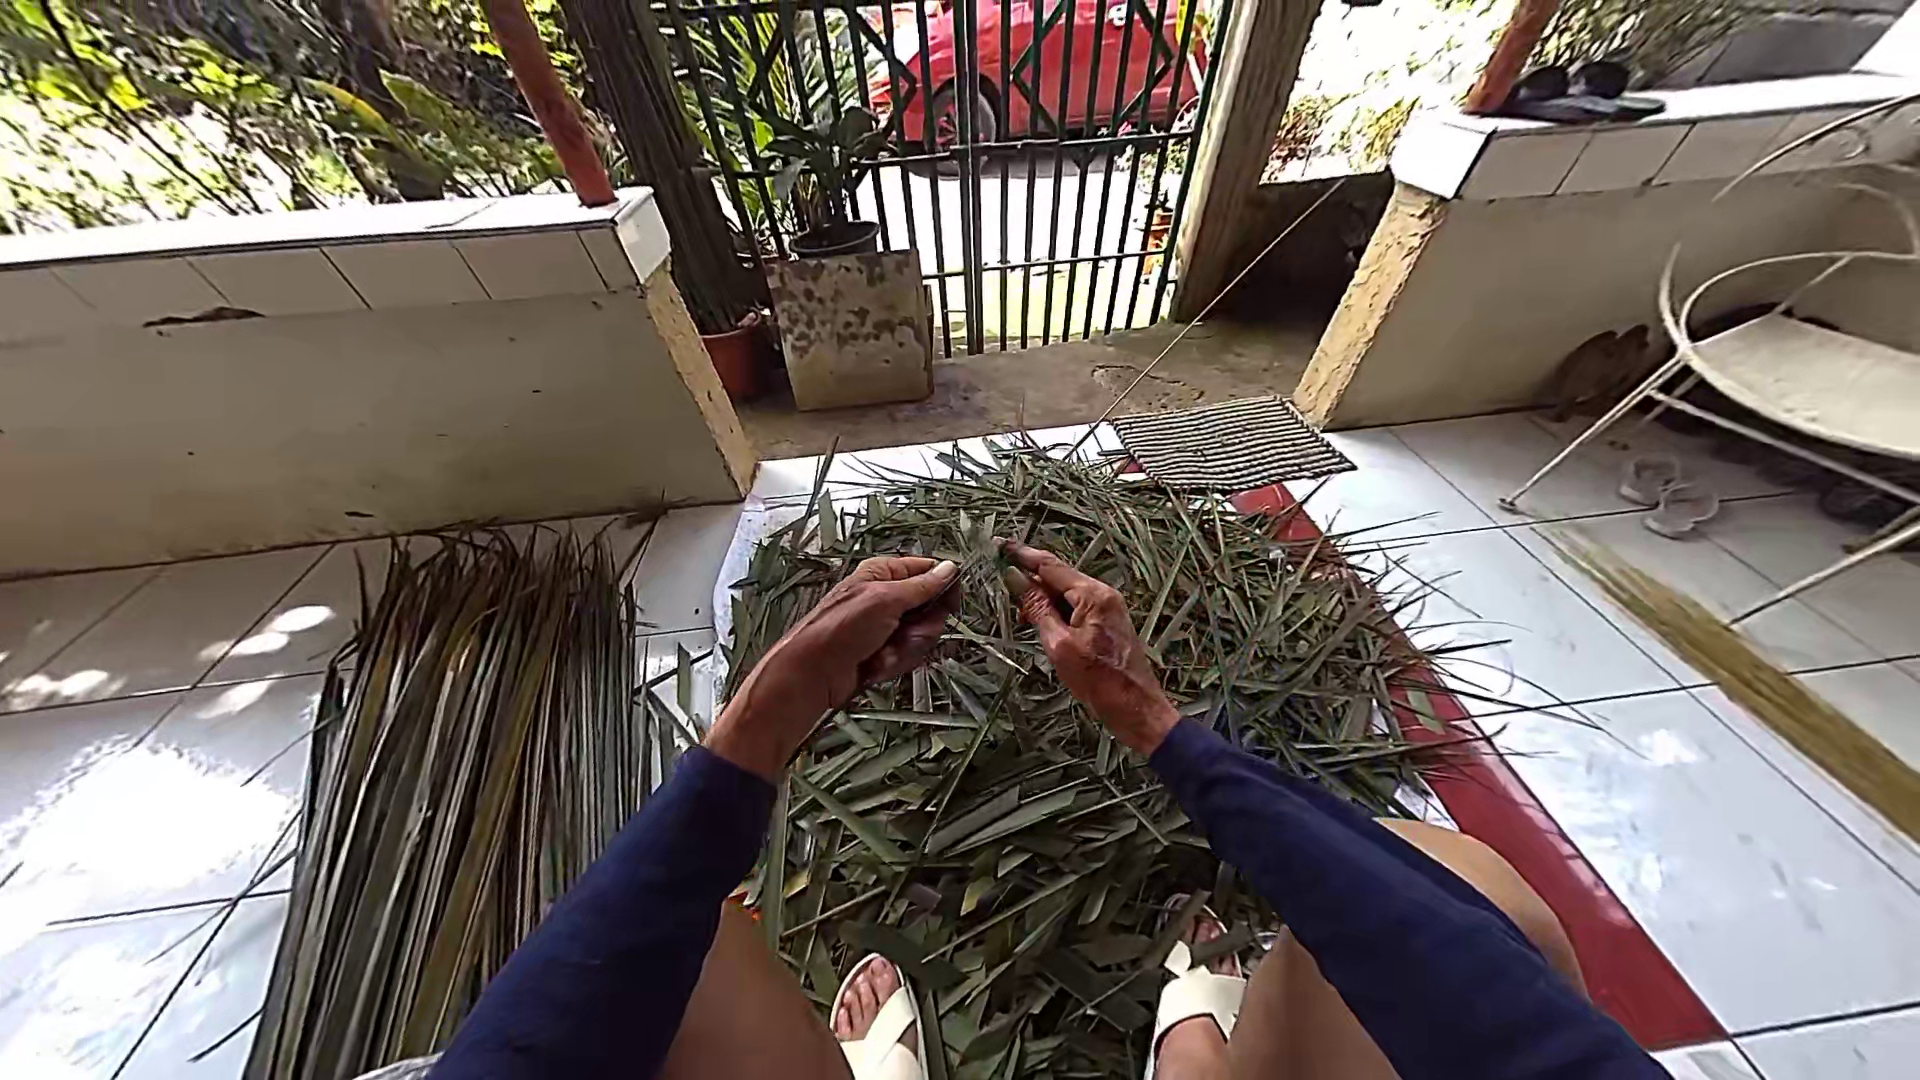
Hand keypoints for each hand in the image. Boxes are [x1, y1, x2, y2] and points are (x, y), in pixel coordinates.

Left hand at [706, 556, 959, 779]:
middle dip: (923, 627)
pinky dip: (896, 662)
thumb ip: (921, 585)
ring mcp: (886, 626)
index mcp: (883, 573)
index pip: (927, 571)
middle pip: (931, 607)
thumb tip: (949, 569)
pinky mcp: (885, 651)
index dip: (944, 586)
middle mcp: (886, 596)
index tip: (952, 602)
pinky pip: (909, 655)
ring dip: (907, 648)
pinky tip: (876, 665)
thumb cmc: (840, 630)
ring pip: (923, 635)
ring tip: (883, 653)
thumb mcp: (885, 600)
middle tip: (905, 633)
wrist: (813, 675)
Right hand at [1002, 540, 1179, 755]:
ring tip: (1022, 616)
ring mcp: (1107, 607)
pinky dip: (1055, 611)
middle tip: (1003, 586)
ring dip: (1041, 600)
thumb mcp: (1059, 644)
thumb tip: (1015, 580)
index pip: (1050, 565)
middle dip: (1029, 581)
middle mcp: (1103, 595)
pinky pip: (1074, 606)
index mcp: (1094, 595)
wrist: (1136, 710)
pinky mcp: (1106, 622)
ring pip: (1064, 593)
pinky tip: (1041, 625)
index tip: (1000, 547)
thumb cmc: (1101, 682)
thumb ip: (1036, 608)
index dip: (1021, 555)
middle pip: (1057, 577)